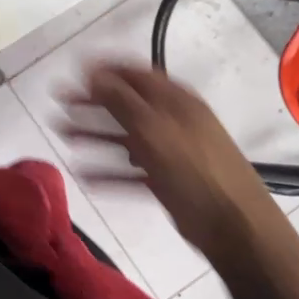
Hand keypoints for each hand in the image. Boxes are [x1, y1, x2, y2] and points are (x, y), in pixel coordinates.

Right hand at [60, 62, 279, 257]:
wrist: (238, 231)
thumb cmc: (196, 169)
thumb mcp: (153, 128)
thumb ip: (120, 99)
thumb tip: (92, 72)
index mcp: (174, 100)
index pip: (134, 72)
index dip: (103, 68)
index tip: (73, 69)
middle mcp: (172, 120)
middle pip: (125, 104)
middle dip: (91, 102)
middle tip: (61, 101)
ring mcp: (171, 152)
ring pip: (125, 136)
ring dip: (94, 134)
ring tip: (63, 135)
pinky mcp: (168, 181)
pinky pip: (131, 169)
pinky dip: (109, 170)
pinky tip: (86, 175)